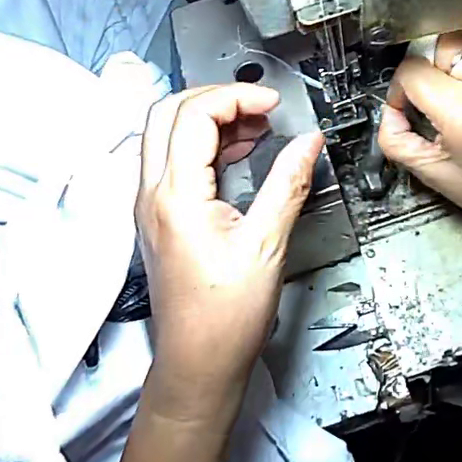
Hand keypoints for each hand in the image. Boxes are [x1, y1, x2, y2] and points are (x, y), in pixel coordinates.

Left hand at [136, 84, 323, 425]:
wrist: (197, 363)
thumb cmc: (225, 318)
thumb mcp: (268, 244)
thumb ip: (289, 184)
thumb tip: (308, 142)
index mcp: (176, 196)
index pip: (194, 115)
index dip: (236, 97)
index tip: (272, 104)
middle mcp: (153, 194)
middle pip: (169, 112)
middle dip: (217, 98)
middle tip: (260, 108)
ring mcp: (152, 205)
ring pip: (168, 134)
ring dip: (211, 119)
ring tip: (257, 127)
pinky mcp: (162, 216)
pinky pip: (175, 160)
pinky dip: (206, 144)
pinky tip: (240, 153)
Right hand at [377, 30, 461, 235]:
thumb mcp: (433, 173)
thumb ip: (396, 140)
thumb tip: (389, 112)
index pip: (412, 71)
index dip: (399, 90)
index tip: (405, 109)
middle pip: (436, 43)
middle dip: (422, 66)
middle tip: (425, 95)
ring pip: (459, 40)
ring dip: (444, 60)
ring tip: (447, 90)